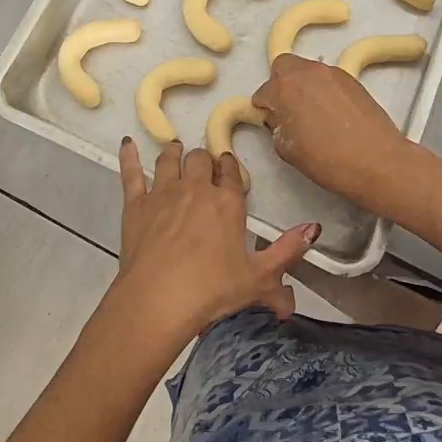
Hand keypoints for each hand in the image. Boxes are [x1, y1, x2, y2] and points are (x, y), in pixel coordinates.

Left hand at [107, 137, 318, 341]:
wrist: (160, 298)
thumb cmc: (212, 290)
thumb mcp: (259, 277)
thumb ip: (288, 250)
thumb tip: (314, 229)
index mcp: (227, 203)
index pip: (230, 173)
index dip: (229, 168)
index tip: (226, 168)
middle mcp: (196, 189)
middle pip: (199, 159)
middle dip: (202, 160)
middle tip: (201, 167)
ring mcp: (163, 193)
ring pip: (169, 160)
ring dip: (173, 153)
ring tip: (175, 150)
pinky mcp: (135, 204)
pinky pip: (131, 172)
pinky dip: (129, 156)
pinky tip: (127, 143)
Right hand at [253, 53, 432, 211]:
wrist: (377, 161)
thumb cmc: (326, 160)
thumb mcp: (287, 150)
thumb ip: (276, 126)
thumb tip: (280, 117)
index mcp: (284, 87)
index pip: (263, 91)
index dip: (264, 108)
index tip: (271, 121)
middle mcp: (307, 72)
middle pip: (284, 67)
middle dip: (280, 84)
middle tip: (287, 109)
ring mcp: (333, 73)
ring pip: (308, 71)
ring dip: (304, 86)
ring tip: (313, 114)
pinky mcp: (353, 79)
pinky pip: (329, 79)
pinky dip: (324, 90)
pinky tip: (333, 114)